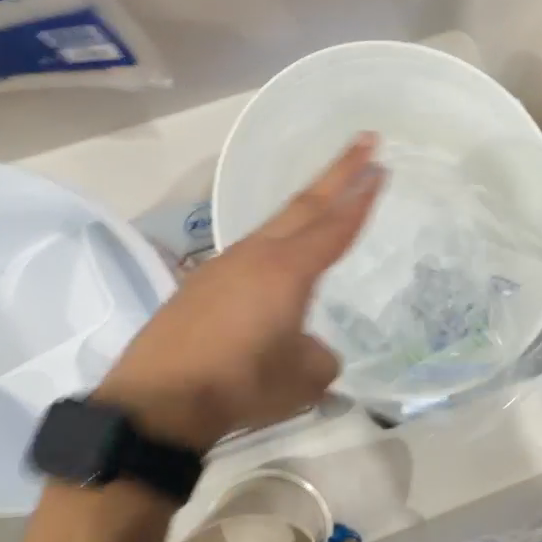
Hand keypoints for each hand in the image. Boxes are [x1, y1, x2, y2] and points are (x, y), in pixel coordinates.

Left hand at [95, 134, 385, 450]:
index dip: (361, 197)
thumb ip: (321, 355)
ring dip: (304, 213)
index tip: (380, 165)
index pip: (334, 227)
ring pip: (273, 229)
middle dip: (337, 173)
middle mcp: (255, 256)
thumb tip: (312, 347)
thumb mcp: (305, 378)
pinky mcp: (201, 288)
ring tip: (326, 209)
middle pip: (303, 205)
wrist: (161, 398)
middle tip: (364, 143)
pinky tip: (278, 276)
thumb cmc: (244, 384)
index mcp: (287, 271)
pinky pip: (250, 259)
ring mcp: (222, 267)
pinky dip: (276, 252)